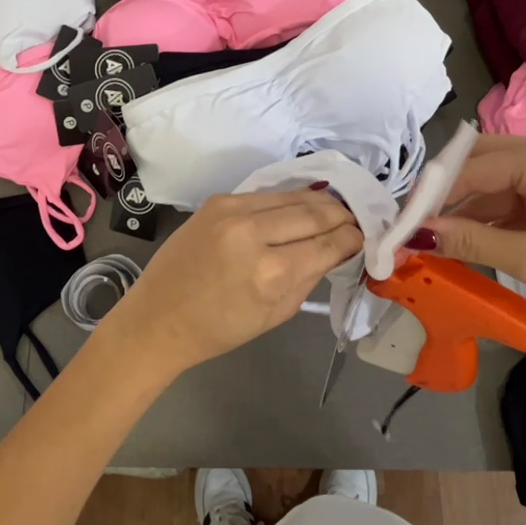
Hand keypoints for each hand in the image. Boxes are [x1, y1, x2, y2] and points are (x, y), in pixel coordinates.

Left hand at [100, 189, 362, 376]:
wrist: (159, 317)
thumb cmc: (220, 329)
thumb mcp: (277, 314)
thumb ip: (311, 276)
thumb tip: (338, 248)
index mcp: (271, 272)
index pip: (329, 243)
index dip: (353, 237)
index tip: (366, 235)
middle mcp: (253, 233)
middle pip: (316, 211)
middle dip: (342, 215)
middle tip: (357, 219)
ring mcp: (233, 211)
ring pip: (294, 195)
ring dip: (320, 202)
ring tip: (335, 210)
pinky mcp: (218, 200)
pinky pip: (266, 195)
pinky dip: (288, 201)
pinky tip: (300, 208)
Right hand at [423, 135, 525, 330]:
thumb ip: (473, 242)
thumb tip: (418, 235)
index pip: (472, 166)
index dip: (432, 194)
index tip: (400, 222)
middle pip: (478, 163)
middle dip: (443, 195)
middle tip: (412, 228)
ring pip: (490, 181)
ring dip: (462, 209)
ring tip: (430, 239)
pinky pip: (508, 197)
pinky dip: (485, 218)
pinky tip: (463, 241)